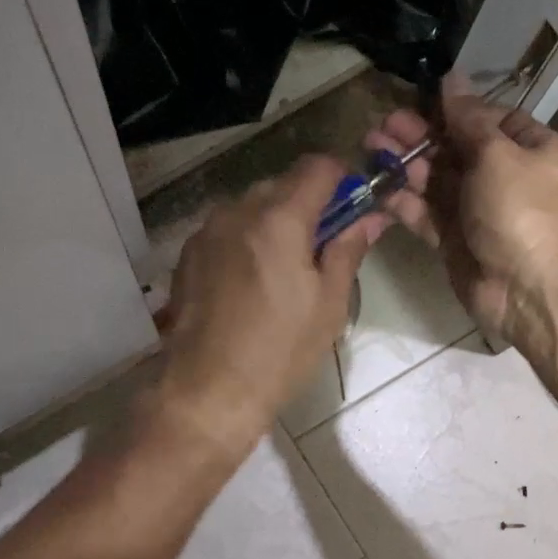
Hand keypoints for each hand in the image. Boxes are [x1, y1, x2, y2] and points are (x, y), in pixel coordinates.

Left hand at [153, 156, 380, 453]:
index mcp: (279, 218)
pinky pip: (228, 231)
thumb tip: (368, 218)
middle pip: (283, 185)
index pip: (318, 167)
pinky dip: (248, 242)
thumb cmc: (279, 352)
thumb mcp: (328, 305)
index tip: (355, 208)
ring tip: (287, 272)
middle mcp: (238, 211)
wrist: (207, 391)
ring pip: (252, 207)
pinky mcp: (188, 255)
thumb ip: (347, 250)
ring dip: (276, 223)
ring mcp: (207, 232)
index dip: (344, 179)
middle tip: (326, 249)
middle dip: (310, 205)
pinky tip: (253, 285)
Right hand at [364, 86, 557, 341]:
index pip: (489, 120)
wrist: (525, 288)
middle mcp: (505, 177)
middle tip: (383, 125)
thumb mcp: (497, 154)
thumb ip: (467, 118)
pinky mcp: (454, 240)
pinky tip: (377, 186)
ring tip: (370, 146)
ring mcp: (477, 211)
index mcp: (530, 150)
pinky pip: (426, 214)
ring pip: (436, 180)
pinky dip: (404, 201)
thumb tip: (451, 77)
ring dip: (405, 163)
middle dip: (420, 136)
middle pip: (456, 149)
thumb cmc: (519, 210)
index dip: (454, 110)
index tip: (419, 100)